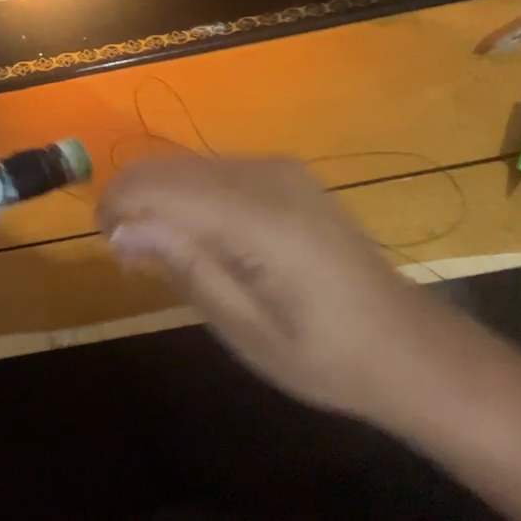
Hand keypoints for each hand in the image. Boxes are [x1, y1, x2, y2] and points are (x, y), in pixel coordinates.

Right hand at [96, 151, 453, 420]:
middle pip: (165, 167)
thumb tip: (118, 229)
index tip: (108, 246)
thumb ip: (184, 267)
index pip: (159, 185)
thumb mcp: (245, 329)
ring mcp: (277, 168)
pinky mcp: (282, 171)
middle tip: (131, 257)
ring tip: (163, 251)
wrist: (413, 350)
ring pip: (182, 164)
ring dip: (156, 197)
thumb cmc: (327, 356)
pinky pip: (208, 169)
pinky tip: (199, 236)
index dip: (116, 205)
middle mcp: (267, 177)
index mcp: (262, 219)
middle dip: (131, 201)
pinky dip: (184, 194)